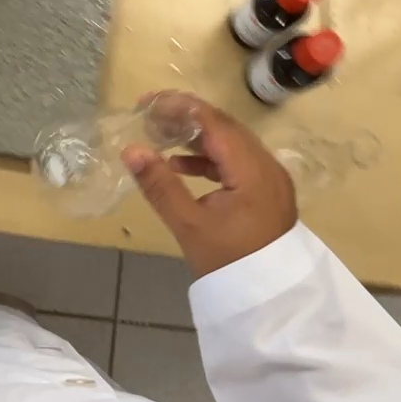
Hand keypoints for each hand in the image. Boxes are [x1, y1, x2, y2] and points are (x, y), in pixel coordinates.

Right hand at [122, 94, 297, 276]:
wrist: (269, 298)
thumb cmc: (228, 260)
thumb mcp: (189, 224)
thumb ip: (160, 185)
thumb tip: (131, 150)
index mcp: (252, 170)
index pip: (215, 123)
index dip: (180, 108)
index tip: (147, 103)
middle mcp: (266, 166)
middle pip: (225, 127)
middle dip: (187, 117)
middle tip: (150, 115)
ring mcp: (269, 178)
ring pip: (231, 143)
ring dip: (196, 137)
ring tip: (160, 136)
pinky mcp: (265, 191)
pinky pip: (236, 162)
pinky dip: (209, 158)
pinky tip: (181, 165)